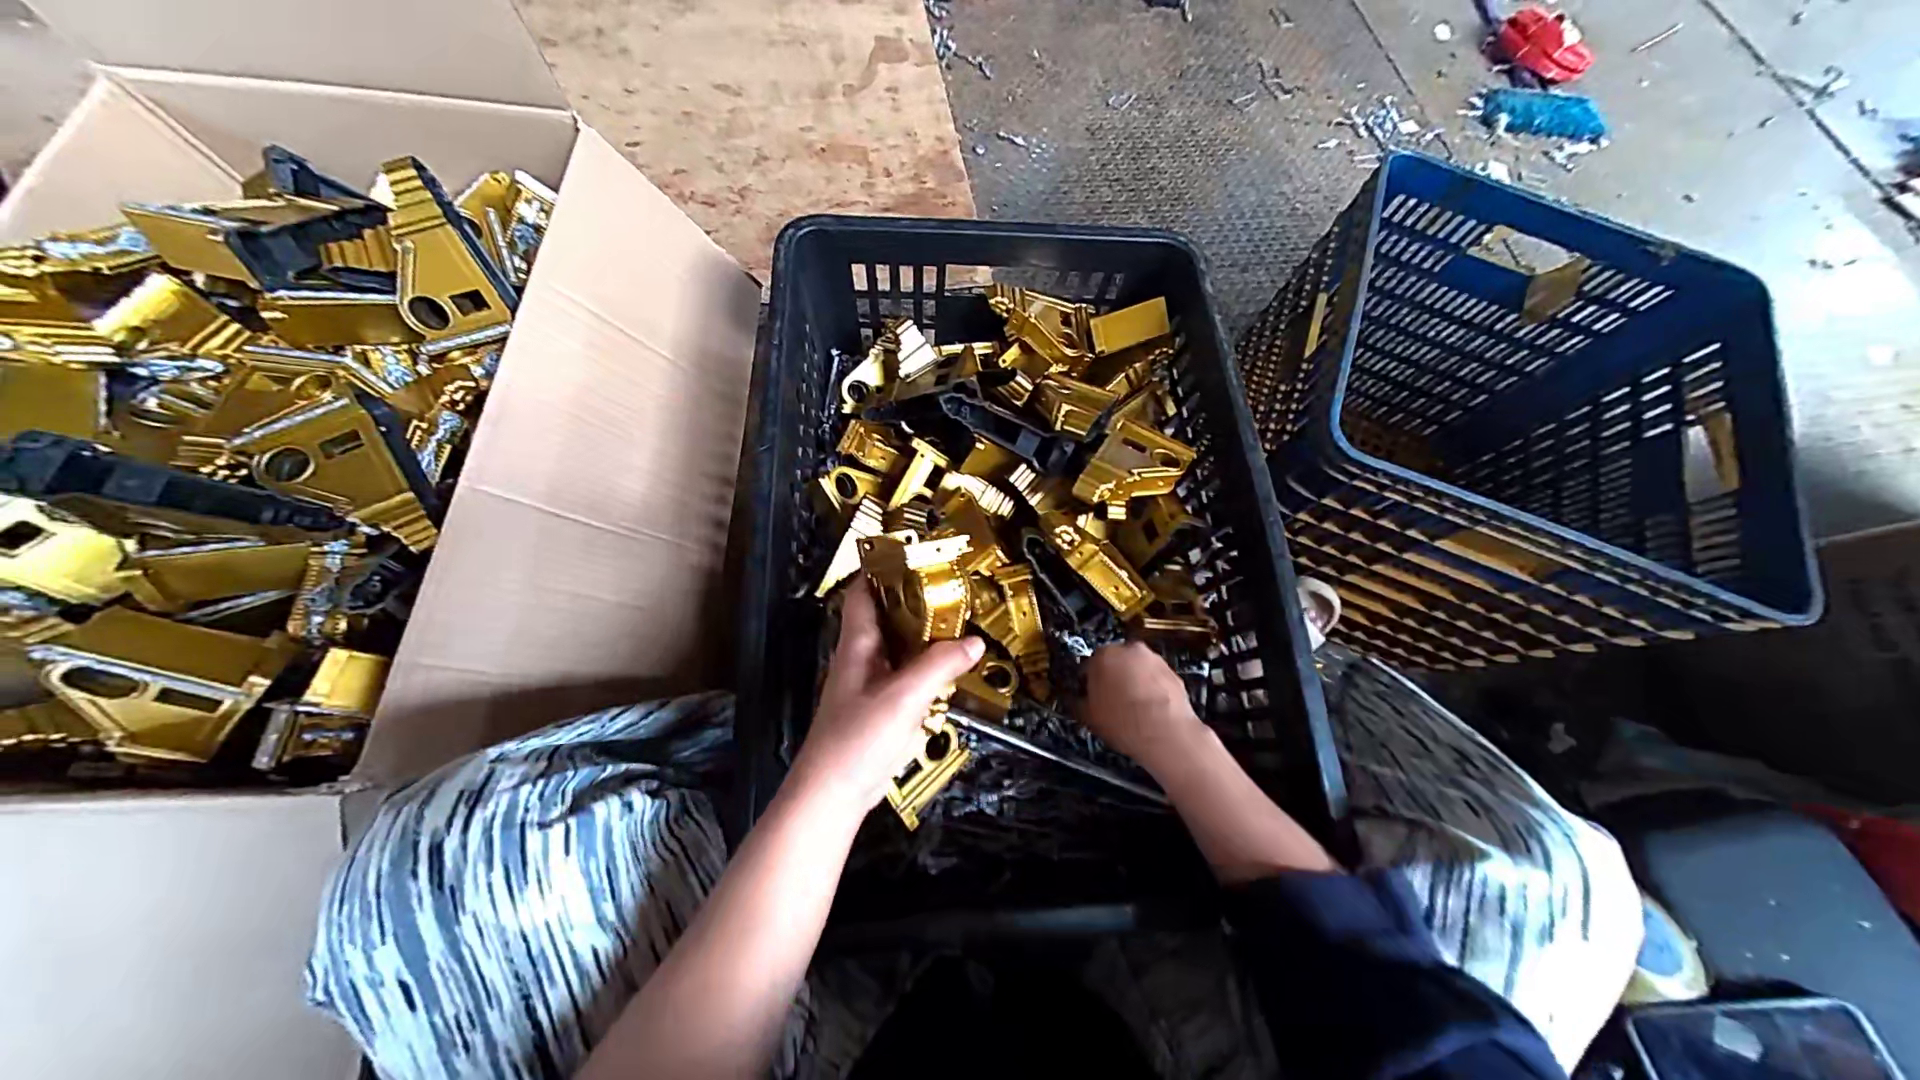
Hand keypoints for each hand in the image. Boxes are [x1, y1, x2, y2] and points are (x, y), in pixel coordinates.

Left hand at [788, 578, 984, 819]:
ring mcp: (866, 685)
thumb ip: (939, 666)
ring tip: (955, 625)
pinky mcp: (876, 709)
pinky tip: (945, 672)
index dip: (882, 568)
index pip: (864, 593)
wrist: (831, 795)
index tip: (912, 553)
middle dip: (914, 600)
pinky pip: (902, 675)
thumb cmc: (856, 741)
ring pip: (896, 647)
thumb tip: (973, 642)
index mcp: (857, 645)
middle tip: (949, 589)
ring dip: (921, 635)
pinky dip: (923, 667)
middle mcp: (858, 659)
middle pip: (885, 617)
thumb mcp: (904, 697)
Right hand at [1083, 641, 1207, 770]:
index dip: (1087, 682)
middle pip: (1115, 661)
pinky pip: (1155, 678)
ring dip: (1133, 681)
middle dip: (1112, 677)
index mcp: (1102, 656)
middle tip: (1109, 700)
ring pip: (1136, 668)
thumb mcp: (1088, 716)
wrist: (1165, 735)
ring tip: (1131, 707)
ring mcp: (1153, 660)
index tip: (1089, 694)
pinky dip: (1152, 689)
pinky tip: (1148, 709)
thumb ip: (1077, 702)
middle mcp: (1129, 651)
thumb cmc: (1126, 723)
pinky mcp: (1172, 672)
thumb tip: (1076, 702)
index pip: (1088, 664)